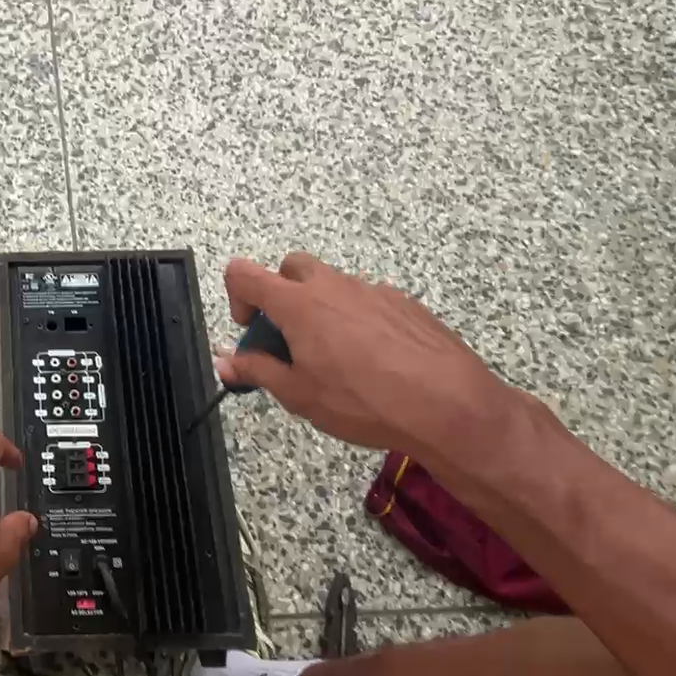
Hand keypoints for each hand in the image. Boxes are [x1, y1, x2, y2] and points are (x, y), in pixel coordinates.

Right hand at [217, 254, 521, 462]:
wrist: (450, 407)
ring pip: (332, 285)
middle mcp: (333, 286)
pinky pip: (367, 301)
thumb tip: (225, 362)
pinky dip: (356, 320)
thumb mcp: (298, 394)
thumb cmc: (364, 401)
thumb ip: (256, 370)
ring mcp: (373, 291)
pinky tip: (373, 361)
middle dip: (280, 294)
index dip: (236, 297)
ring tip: (333, 358)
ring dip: (319, 309)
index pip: (245, 274)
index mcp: (298, 304)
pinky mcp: (405, 303)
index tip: (251, 331)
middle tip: (287, 338)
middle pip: (291, 267)